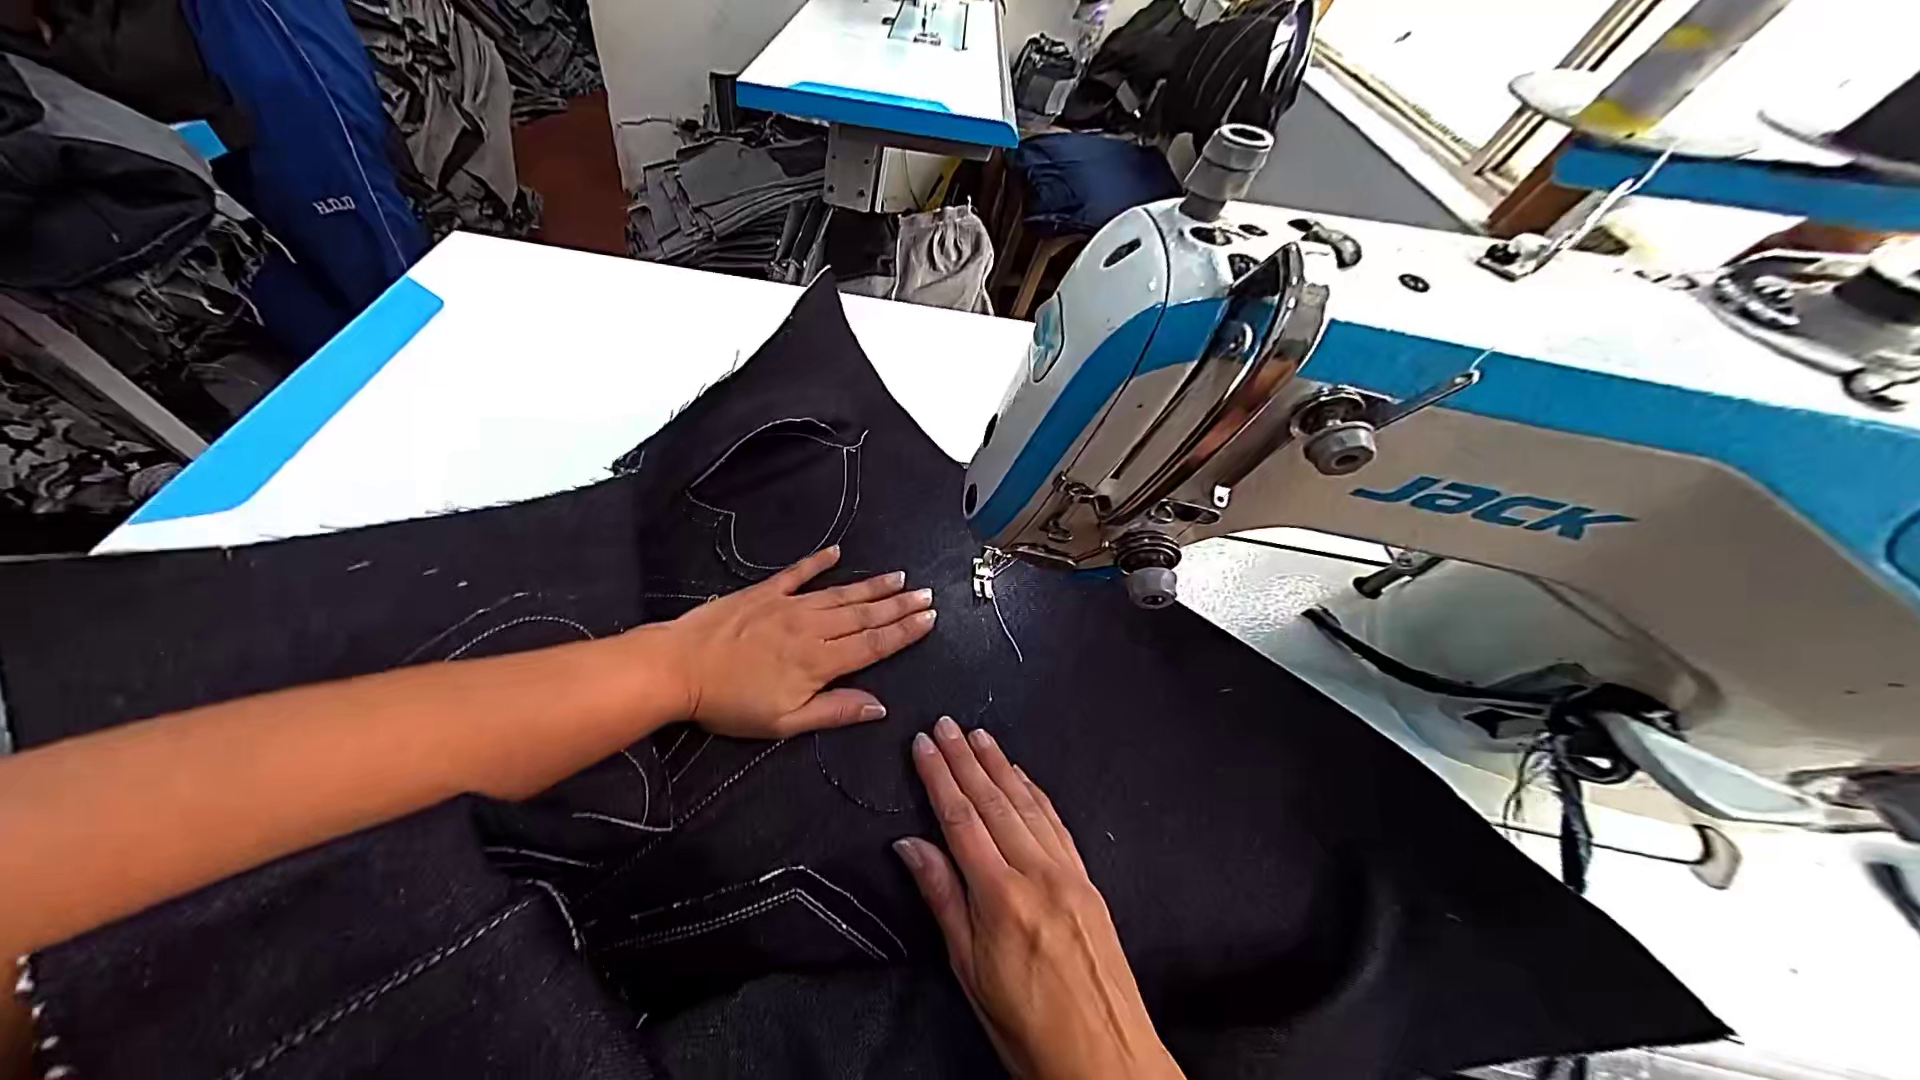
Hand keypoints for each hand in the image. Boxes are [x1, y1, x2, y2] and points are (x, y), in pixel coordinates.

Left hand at [660, 545, 935, 737]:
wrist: (678, 668)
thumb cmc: (729, 703)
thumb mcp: (783, 722)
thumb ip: (834, 711)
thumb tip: (878, 706)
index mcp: (819, 661)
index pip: (874, 644)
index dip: (905, 631)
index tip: (929, 618)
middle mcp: (812, 628)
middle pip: (866, 615)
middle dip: (900, 605)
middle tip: (927, 594)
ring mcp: (789, 605)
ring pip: (841, 594)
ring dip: (873, 586)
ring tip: (900, 578)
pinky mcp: (765, 592)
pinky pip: (798, 573)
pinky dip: (818, 561)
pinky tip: (836, 552)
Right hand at [894, 718, 1183, 1079]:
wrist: (1107, 1062)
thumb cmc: (1030, 1029)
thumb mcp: (969, 973)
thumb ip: (942, 899)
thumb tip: (911, 847)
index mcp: (1001, 898)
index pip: (960, 818)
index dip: (938, 776)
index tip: (923, 746)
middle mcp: (1037, 874)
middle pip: (992, 800)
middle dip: (964, 757)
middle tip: (946, 724)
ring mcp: (1067, 873)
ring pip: (1025, 803)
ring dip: (999, 764)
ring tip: (979, 736)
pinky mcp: (1087, 879)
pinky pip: (1056, 822)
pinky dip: (1035, 792)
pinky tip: (1022, 775)